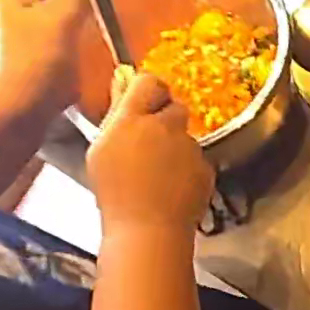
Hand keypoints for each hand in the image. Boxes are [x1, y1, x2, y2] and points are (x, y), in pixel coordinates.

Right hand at [86, 73, 214, 230]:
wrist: (150, 228)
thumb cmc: (115, 191)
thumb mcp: (102, 148)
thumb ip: (117, 114)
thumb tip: (123, 82)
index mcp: (133, 118)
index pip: (150, 82)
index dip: (150, 90)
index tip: (145, 101)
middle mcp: (165, 127)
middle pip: (176, 106)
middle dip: (167, 118)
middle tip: (152, 140)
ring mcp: (190, 148)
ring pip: (186, 138)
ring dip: (177, 147)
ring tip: (161, 173)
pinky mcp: (206, 169)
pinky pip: (198, 161)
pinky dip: (189, 169)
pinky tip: (175, 187)